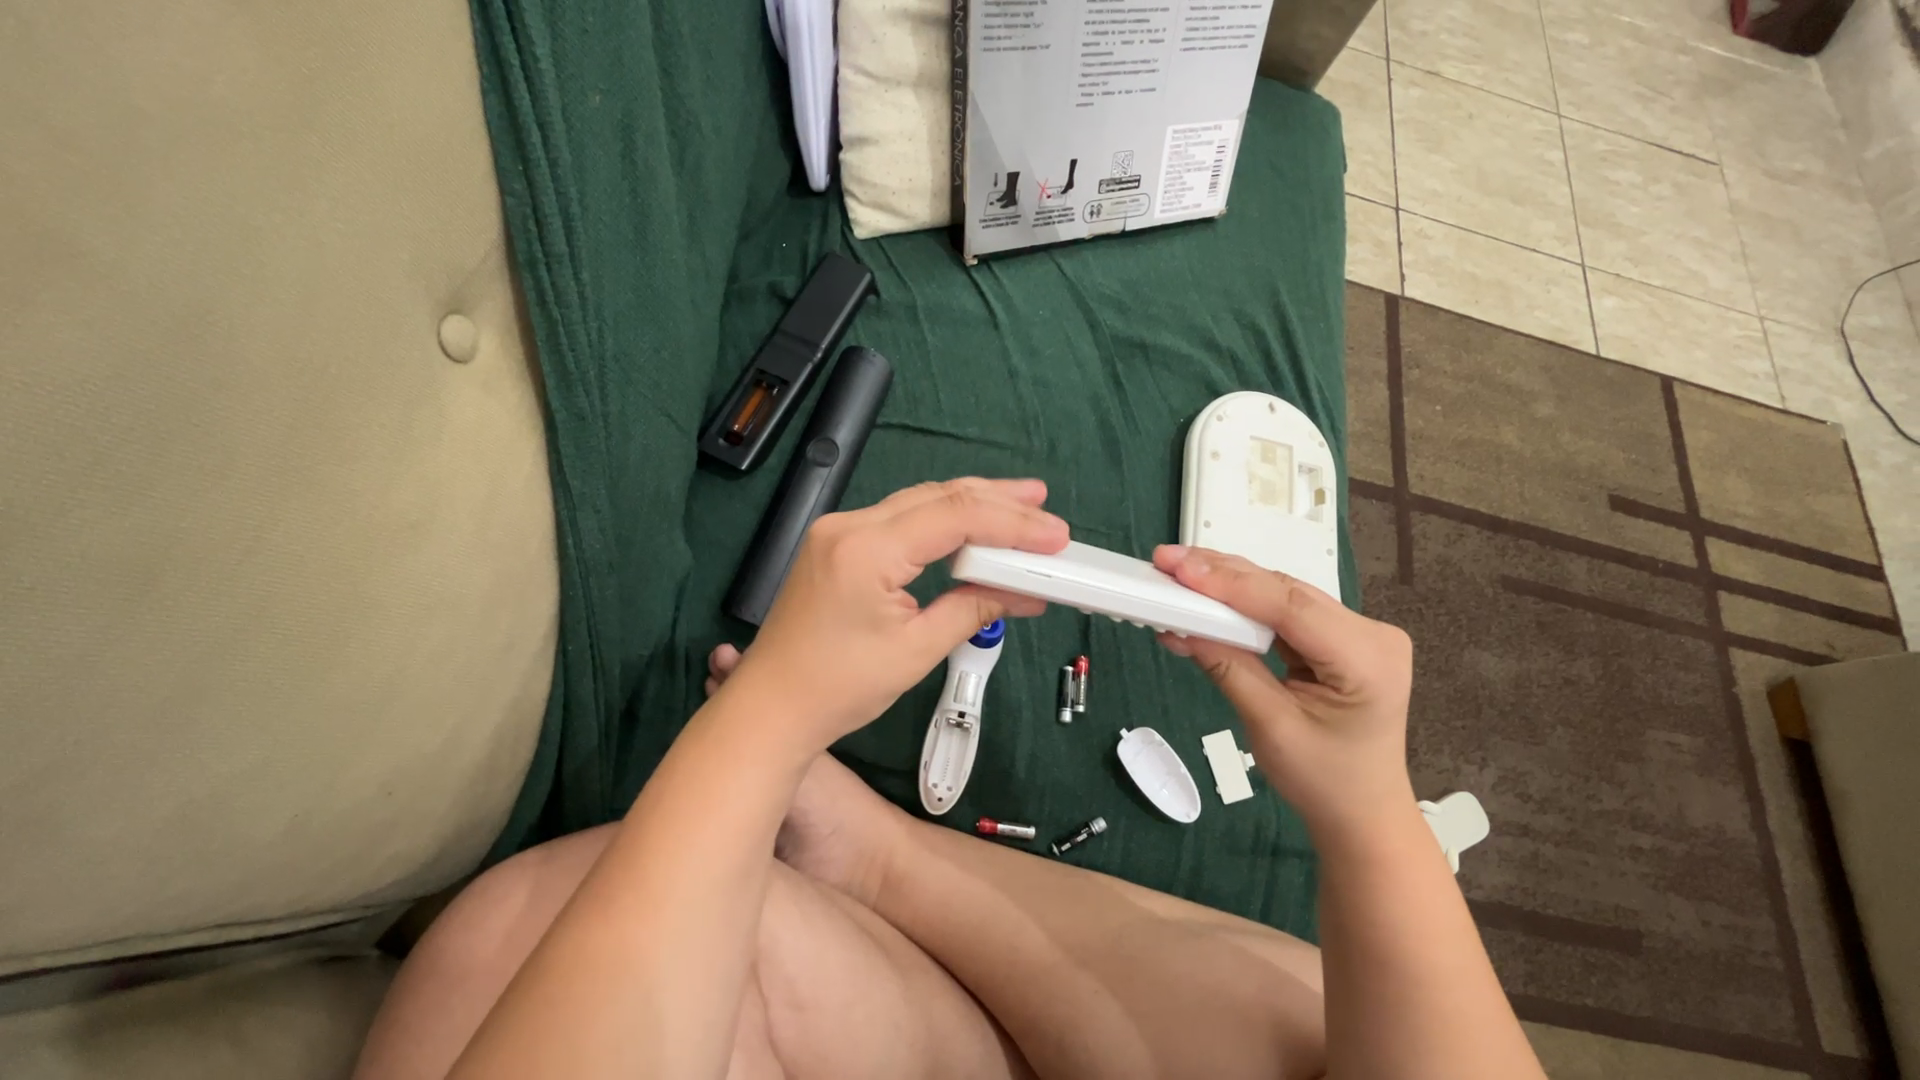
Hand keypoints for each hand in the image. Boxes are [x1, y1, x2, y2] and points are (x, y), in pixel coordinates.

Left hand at [717, 478, 1069, 753]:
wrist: (771, 707)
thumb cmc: (840, 688)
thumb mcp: (917, 650)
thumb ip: (972, 609)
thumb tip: (1023, 592)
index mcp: (867, 549)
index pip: (954, 516)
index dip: (1011, 522)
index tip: (1055, 534)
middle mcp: (850, 526)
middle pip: (938, 496)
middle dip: (997, 500)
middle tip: (1044, 505)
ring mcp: (839, 531)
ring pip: (919, 501)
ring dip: (971, 505)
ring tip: (1021, 504)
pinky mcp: (838, 543)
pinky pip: (901, 518)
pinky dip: (942, 521)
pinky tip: (970, 526)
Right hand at [1152, 545, 1414, 838]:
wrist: (1361, 813)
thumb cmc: (1323, 781)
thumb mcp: (1270, 727)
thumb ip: (1228, 668)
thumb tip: (1181, 626)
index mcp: (1367, 659)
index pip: (1291, 606)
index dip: (1231, 584)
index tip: (1180, 569)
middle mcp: (1371, 633)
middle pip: (1286, 591)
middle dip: (1223, 576)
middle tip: (1167, 562)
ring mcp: (1358, 632)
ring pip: (1283, 594)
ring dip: (1229, 584)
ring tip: (1178, 572)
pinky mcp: (1338, 637)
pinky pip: (1284, 610)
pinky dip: (1243, 603)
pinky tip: (1207, 594)